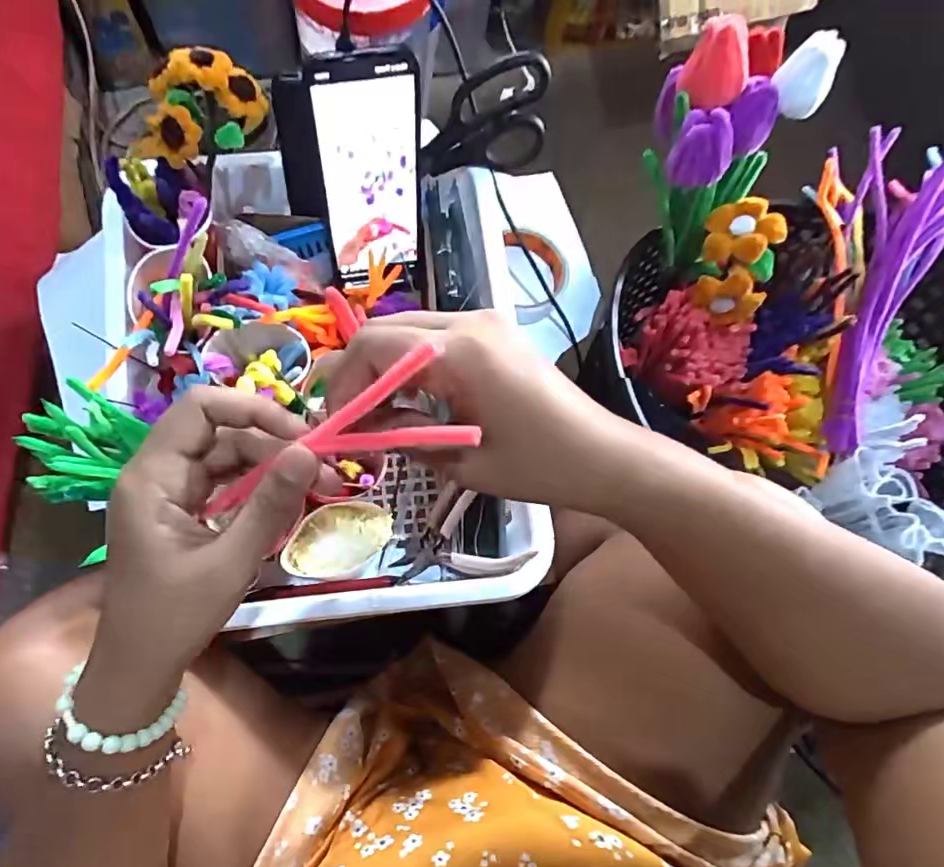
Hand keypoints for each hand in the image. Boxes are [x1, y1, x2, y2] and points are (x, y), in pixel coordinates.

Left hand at [95, 388, 337, 670]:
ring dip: (273, 470)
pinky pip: (226, 487)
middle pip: (222, 435)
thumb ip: (270, 504)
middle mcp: (158, 474)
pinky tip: (289, 506)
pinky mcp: (184, 514)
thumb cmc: (176, 615)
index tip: (301, 435)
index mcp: (153, 476)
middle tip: (326, 473)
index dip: (253, 409)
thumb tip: (309, 453)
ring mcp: (171, 494)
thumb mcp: (231, 560)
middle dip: (276, 447)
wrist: (141, 663)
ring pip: (228, 460)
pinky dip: (259, 492)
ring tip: (318, 489)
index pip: (201, 408)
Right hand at [323, 310, 643, 510]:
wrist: (604, 457)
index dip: (345, 385)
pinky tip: (415, 406)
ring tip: (383, 421)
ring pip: (408, 335)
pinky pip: (435, 342)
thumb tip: (365, 430)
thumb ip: (407, 437)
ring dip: (385, 372)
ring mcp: (486, 325)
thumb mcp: (465, 461)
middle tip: (354, 424)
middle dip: (359, 376)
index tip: (339, 426)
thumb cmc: (540, 467)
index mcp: (461, 352)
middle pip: (385, 331)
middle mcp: (470, 323)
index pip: (374, 346)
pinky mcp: (496, 336)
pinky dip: (413, 369)